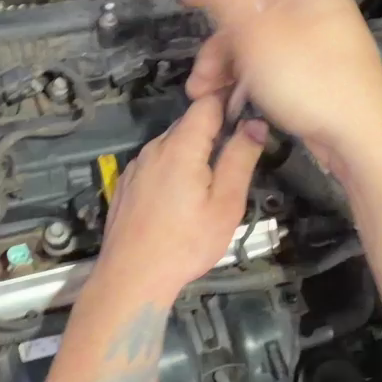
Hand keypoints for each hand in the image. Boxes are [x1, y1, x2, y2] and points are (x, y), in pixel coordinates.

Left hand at [95, 92, 266, 303]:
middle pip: (188, 124)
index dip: (230, 105)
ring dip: (192, 156)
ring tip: (209, 188)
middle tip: (235, 162)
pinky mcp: (126, 185)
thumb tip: (255, 124)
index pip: (207, 103)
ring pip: (171, 146)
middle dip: (213, 135)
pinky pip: (155, 166)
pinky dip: (172, 172)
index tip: (249, 120)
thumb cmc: (185, 245)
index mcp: (180, 146)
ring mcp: (136, 167)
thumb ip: (240, 158)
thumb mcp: (226, 204)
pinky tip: (180, 202)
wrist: (132, 277)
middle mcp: (154, 148)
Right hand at [177, 0, 381, 173]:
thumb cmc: (308, 79)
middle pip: (245, 11)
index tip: (185, 7)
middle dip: (215, 44)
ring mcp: (311, 39)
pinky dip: (245, 80)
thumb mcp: (258, 29)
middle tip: (198, 79)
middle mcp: (309, 5)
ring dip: (223, 68)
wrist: (357, 136)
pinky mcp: (309, 71)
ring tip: (206, 97)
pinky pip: (267, 65)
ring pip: (252, 43)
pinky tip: (231, 102)